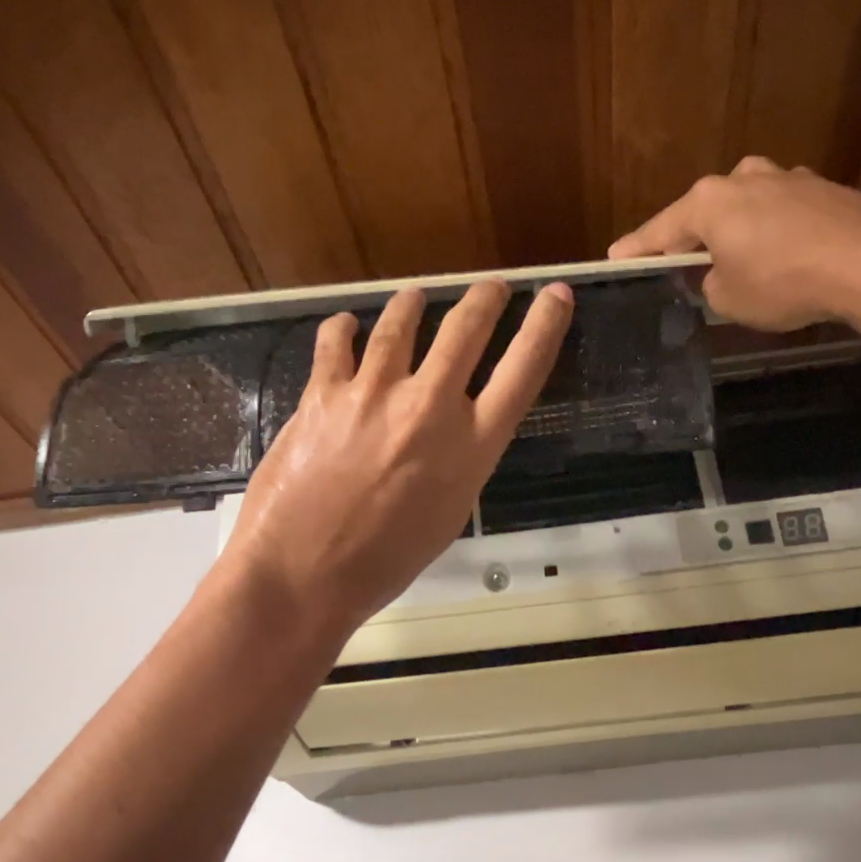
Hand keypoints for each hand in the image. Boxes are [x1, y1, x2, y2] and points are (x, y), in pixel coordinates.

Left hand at [214, 280, 573, 635]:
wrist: (304, 574)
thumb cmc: (385, 563)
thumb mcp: (448, 515)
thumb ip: (460, 462)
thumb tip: (454, 431)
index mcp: (471, 446)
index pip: (523, 370)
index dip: (545, 326)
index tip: (555, 295)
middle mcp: (430, 406)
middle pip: (466, 329)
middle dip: (484, 299)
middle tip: (491, 287)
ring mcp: (373, 392)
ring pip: (400, 323)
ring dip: (413, 303)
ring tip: (416, 296)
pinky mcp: (323, 393)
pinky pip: (336, 342)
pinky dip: (344, 329)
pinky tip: (347, 324)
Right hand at [609, 155, 860, 330]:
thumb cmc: (782, 281)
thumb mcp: (728, 299)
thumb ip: (711, 286)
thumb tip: (721, 274)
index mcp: (709, 201)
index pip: (659, 231)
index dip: (636, 250)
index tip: (615, 257)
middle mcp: (744, 178)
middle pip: (705, 213)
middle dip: (695, 240)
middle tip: (684, 267)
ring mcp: (788, 179)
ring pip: (748, 211)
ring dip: (740, 236)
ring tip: (743, 268)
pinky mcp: (825, 190)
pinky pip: (784, 217)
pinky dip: (776, 237)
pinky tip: (788, 263)